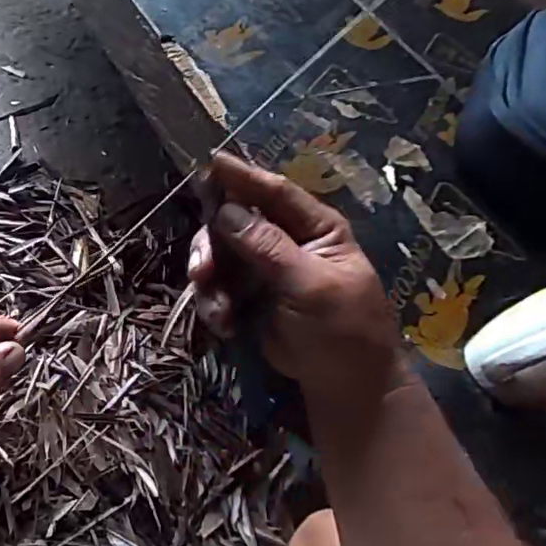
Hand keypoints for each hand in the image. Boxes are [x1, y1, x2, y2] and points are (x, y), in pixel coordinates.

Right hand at [189, 151, 400, 401]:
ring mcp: (261, 269)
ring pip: (217, 256)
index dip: (242, 176)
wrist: (343, 384)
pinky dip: (213, 305)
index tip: (210, 162)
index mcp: (314, 228)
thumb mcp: (311, 286)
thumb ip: (269, 248)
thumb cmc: (343, 330)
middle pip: (233, 223)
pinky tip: (225, 324)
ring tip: (219, 310)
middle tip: (201, 271)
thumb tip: (226, 210)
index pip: (275, 192)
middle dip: (212, 245)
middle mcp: (283, 241)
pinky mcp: (244, 296)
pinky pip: (215, 288)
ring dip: (210, 281)